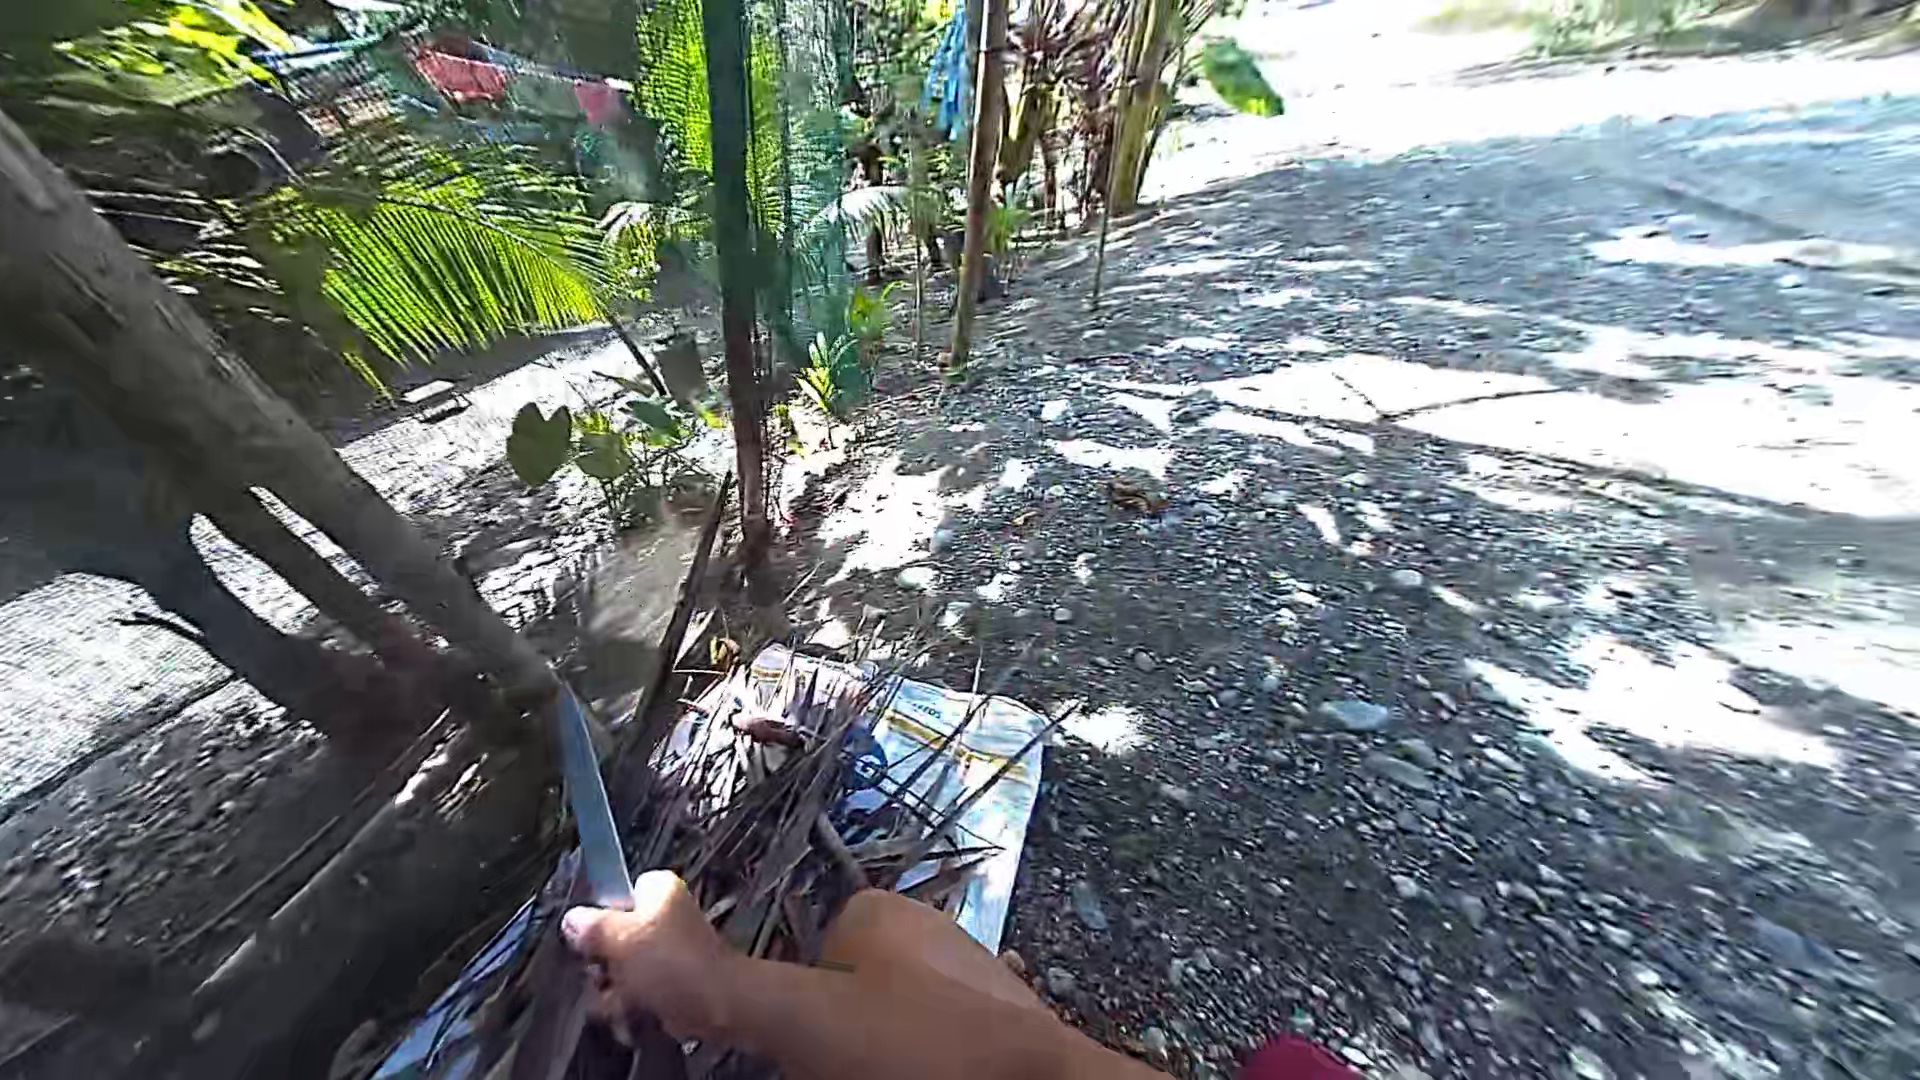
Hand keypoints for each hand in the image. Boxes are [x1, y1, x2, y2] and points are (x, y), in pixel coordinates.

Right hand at [561, 870, 740, 1040]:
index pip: (618, 891)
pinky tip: (632, 1008)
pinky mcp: (662, 977)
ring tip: (624, 993)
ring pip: (616, 967)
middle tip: (608, 970)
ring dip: (612, 987)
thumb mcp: (622, 937)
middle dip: (603, 961)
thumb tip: (571, 917)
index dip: (601, 914)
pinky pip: (628, 989)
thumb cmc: (669, 959)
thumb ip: (593, 927)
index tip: (593, 935)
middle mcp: (662, 913)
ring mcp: (662, 947)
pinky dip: (626, 1002)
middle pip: (611, 934)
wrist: (708, 1000)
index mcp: (659, 889)